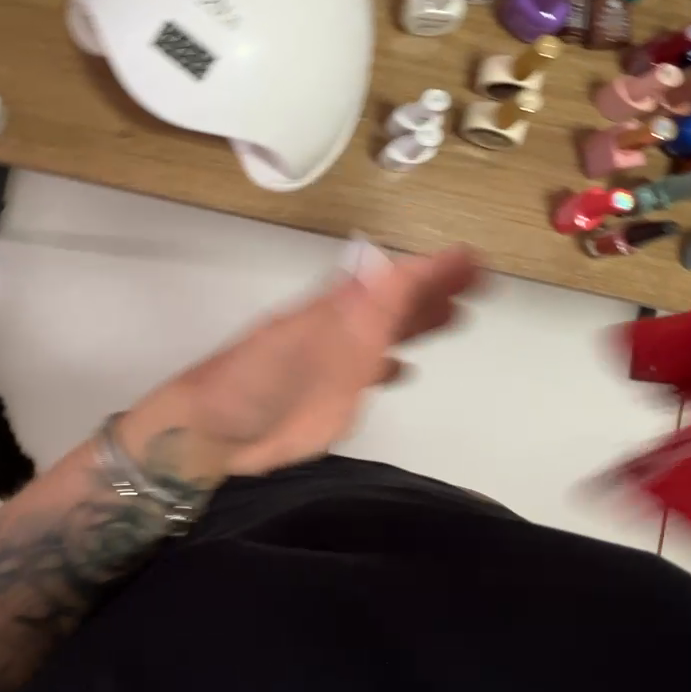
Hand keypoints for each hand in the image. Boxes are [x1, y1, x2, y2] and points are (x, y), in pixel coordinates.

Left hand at [119, 246, 482, 483]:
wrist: (213, 432)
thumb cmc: (257, 387)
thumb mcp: (308, 345)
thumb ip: (354, 310)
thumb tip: (391, 265)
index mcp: (337, 312)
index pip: (395, 281)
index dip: (433, 269)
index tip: (470, 260)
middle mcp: (341, 329)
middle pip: (395, 301)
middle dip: (435, 288)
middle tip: (477, 279)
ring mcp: (336, 361)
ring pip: (386, 331)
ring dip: (419, 319)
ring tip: (455, 312)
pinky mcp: (329, 394)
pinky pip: (370, 367)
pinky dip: (391, 360)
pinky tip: (403, 367)